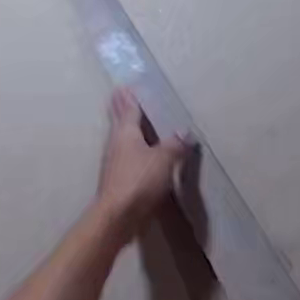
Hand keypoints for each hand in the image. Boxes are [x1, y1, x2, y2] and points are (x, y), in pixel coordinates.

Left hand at [93, 88, 191, 232]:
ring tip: (132, 120)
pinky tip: (137, 153)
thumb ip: (174, 145)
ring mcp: (113, 160)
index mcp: (126, 131)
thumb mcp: (163, 160)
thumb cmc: (138, 180)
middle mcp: (116, 141)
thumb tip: (185, 132)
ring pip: (121, 137)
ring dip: (125, 127)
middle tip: (121, 95)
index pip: (129, 108)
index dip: (130, 96)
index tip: (126, 84)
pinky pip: (125, 154)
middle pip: (119, 120)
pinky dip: (131, 147)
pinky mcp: (116, 177)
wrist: (116, 215)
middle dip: (121, 107)